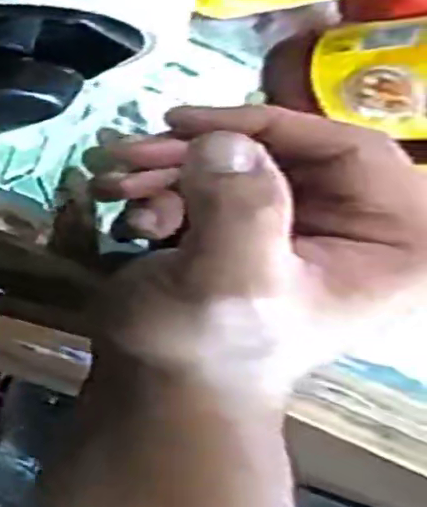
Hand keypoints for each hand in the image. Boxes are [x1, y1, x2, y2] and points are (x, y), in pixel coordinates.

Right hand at [89, 106, 426, 400]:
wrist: (159, 385)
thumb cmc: (204, 342)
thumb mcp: (226, 278)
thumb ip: (237, 208)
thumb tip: (220, 140)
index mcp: (395, 241)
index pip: (349, 149)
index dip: (265, 125)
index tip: (180, 122)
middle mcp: (352, 230)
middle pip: (279, 155)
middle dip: (194, 152)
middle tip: (127, 156)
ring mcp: (289, 233)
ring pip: (230, 169)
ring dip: (164, 172)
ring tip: (112, 189)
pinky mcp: (236, 237)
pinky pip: (200, 192)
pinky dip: (156, 195)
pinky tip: (126, 215)